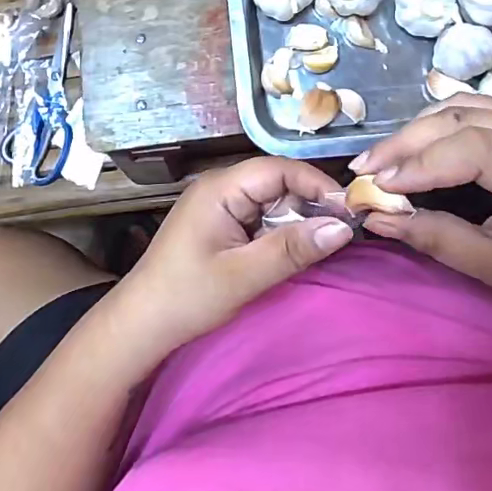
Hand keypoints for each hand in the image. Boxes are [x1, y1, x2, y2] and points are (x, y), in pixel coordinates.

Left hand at [111, 158, 352, 353]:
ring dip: (296, 218)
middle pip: (275, 180)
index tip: (349, 210)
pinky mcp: (219, 223)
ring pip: (270, 199)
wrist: (142, 322)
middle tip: (342, 230)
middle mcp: (218, 187)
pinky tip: (295, 250)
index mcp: (219, 188)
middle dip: (309, 202)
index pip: (278, 168)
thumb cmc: (188, 296)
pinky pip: (258, 215)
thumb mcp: (244, 275)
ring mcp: (217, 204)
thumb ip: (293, 249)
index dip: (316, 183)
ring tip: (323, 242)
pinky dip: (279, 230)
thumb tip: (343, 227)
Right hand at [350, 95, 491, 331]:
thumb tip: (377, 217)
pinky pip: (477, 111)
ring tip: (384, 156)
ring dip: (419, 127)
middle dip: (407, 140)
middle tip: (365, 168)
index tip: (378, 185)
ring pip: (467, 105)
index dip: (420, 161)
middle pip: (464, 116)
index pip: (474, 146)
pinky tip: (416, 143)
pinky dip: (439, 122)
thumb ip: (439, 239)